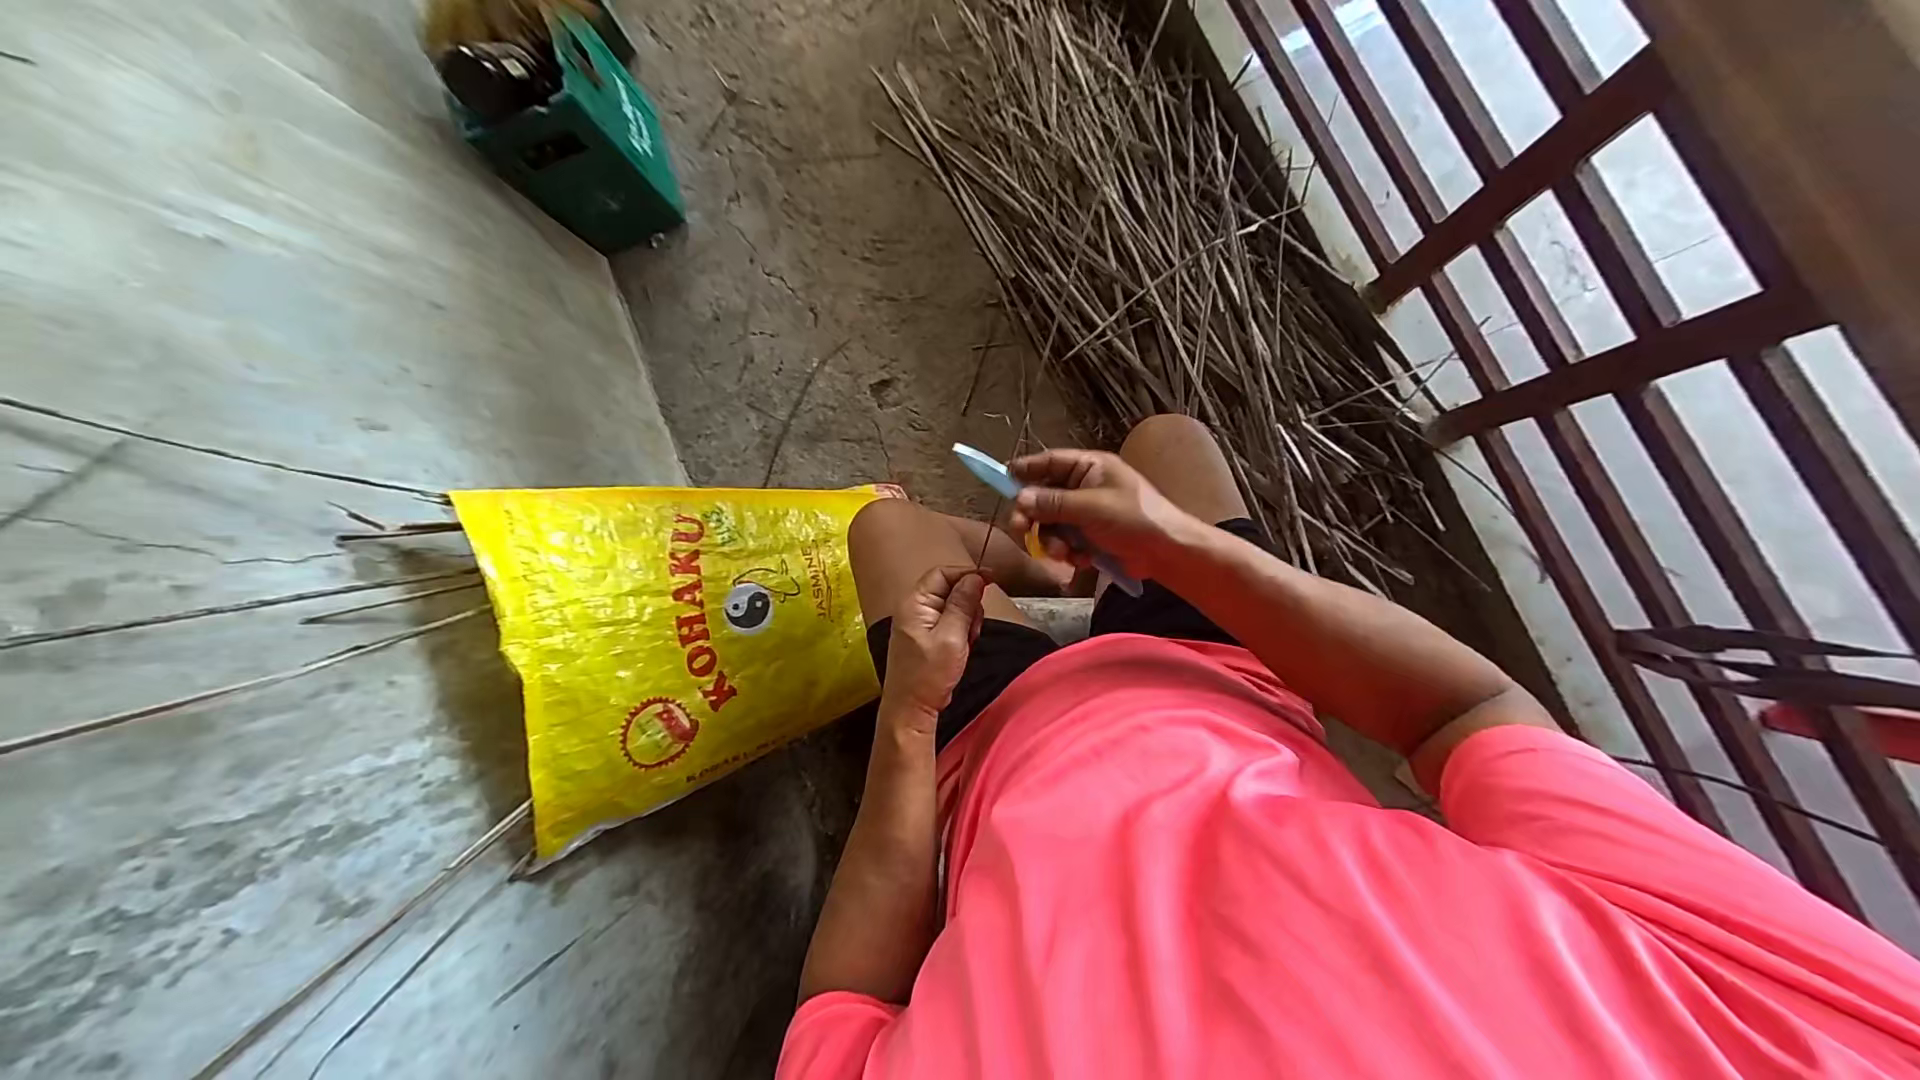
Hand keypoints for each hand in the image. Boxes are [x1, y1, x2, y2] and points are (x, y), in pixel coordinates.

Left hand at [880, 566, 990, 735]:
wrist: (911, 709)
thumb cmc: (928, 675)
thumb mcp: (952, 637)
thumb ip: (963, 604)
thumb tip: (975, 578)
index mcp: (915, 603)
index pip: (943, 573)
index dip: (968, 574)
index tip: (992, 580)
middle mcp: (913, 608)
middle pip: (949, 589)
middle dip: (969, 603)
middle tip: (975, 627)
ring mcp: (918, 623)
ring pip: (952, 606)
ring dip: (967, 619)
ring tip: (967, 641)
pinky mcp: (924, 636)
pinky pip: (949, 622)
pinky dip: (961, 631)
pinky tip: (962, 647)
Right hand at [1005, 449, 1201, 581]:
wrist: (1168, 553)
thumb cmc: (1136, 519)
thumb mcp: (1091, 507)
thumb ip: (1053, 503)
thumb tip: (1019, 498)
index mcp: (1089, 467)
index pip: (1049, 462)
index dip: (1024, 469)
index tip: (1001, 479)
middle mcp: (1085, 486)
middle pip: (1043, 497)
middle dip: (1034, 517)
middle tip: (1022, 530)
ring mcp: (1086, 513)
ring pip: (1050, 524)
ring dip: (1052, 541)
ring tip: (1064, 554)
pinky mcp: (1090, 536)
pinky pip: (1065, 541)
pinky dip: (1068, 553)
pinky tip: (1082, 561)